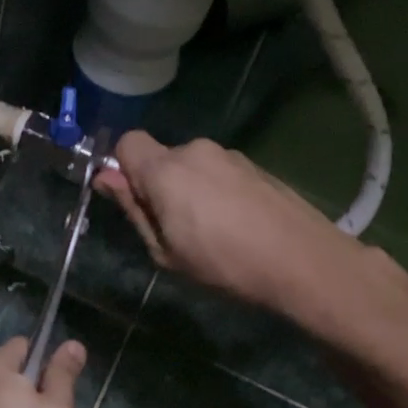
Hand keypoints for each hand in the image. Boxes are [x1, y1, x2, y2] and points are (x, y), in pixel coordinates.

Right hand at [94, 131, 368, 320]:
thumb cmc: (223, 264)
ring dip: (189, 190)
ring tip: (209, 231)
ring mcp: (229, 156)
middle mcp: (195, 151)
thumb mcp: (165, 251)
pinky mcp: (255, 166)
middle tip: (172, 228)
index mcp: (166, 170)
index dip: (122, 169)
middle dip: (157, 185)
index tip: (133, 202)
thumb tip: (104, 179)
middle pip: (160, 157)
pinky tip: (235, 225)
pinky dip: (215, 192)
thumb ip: (134, 209)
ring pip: (190, 166)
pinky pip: (218, 173)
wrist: (303, 262)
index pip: (127, 143)